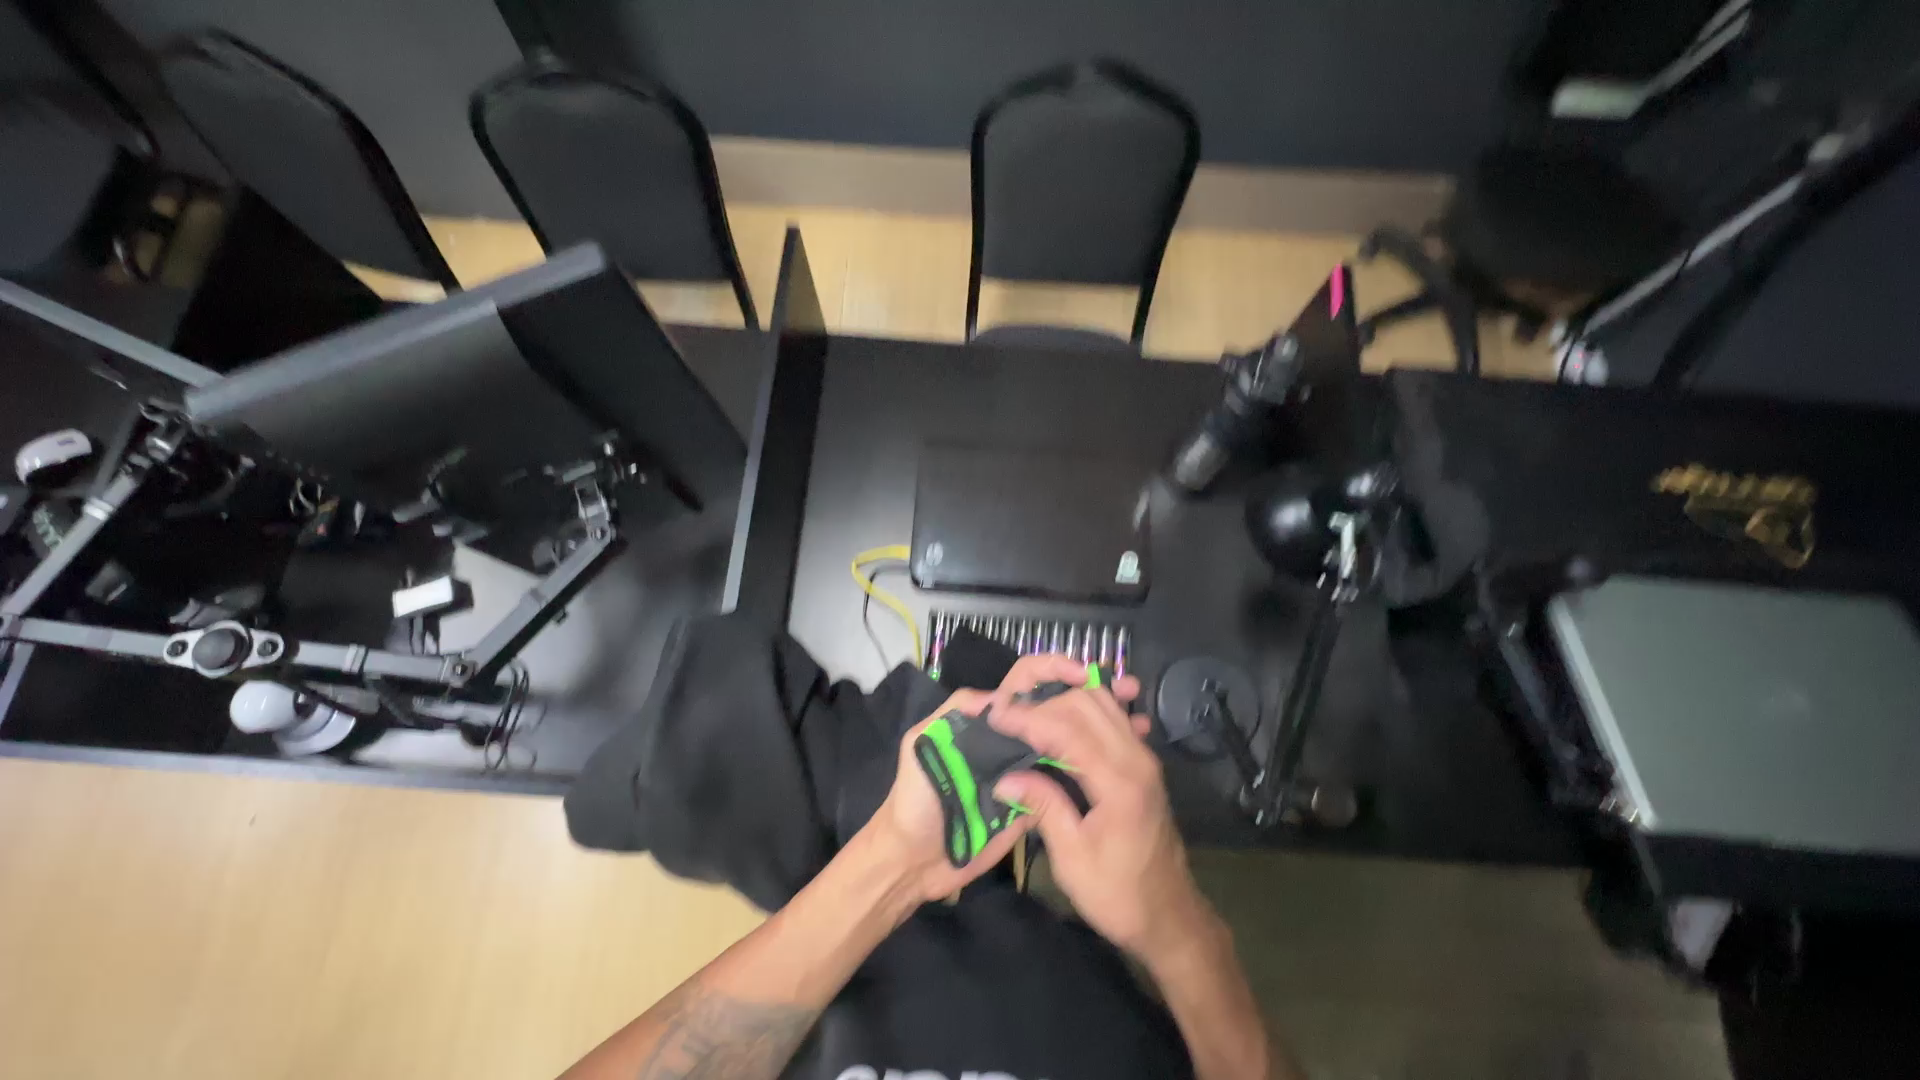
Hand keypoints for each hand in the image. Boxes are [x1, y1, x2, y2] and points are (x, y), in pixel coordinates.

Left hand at [865, 656, 1140, 902]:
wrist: (916, 862)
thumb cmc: (915, 800)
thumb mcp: (922, 745)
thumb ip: (955, 714)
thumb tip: (1001, 695)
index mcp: (985, 718)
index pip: (1023, 681)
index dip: (1053, 670)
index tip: (1083, 674)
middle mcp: (1010, 737)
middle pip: (1053, 705)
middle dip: (1087, 692)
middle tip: (1125, 691)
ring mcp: (1025, 770)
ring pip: (1064, 740)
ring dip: (1097, 725)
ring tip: (1134, 716)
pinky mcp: (1036, 802)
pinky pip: (1064, 780)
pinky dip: (1089, 767)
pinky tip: (1122, 759)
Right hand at [986, 656, 1212, 963]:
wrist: (1170, 915)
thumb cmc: (1118, 895)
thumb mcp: (1073, 858)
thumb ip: (1044, 808)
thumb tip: (1005, 777)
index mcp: (1118, 782)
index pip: (1067, 728)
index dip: (1028, 718)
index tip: (995, 717)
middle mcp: (1136, 759)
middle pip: (1086, 704)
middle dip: (1043, 705)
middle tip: (1008, 720)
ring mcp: (1144, 758)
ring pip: (1102, 704)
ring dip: (1063, 703)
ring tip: (1028, 721)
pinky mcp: (1143, 764)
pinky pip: (1112, 718)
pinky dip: (1083, 712)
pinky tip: (1059, 725)